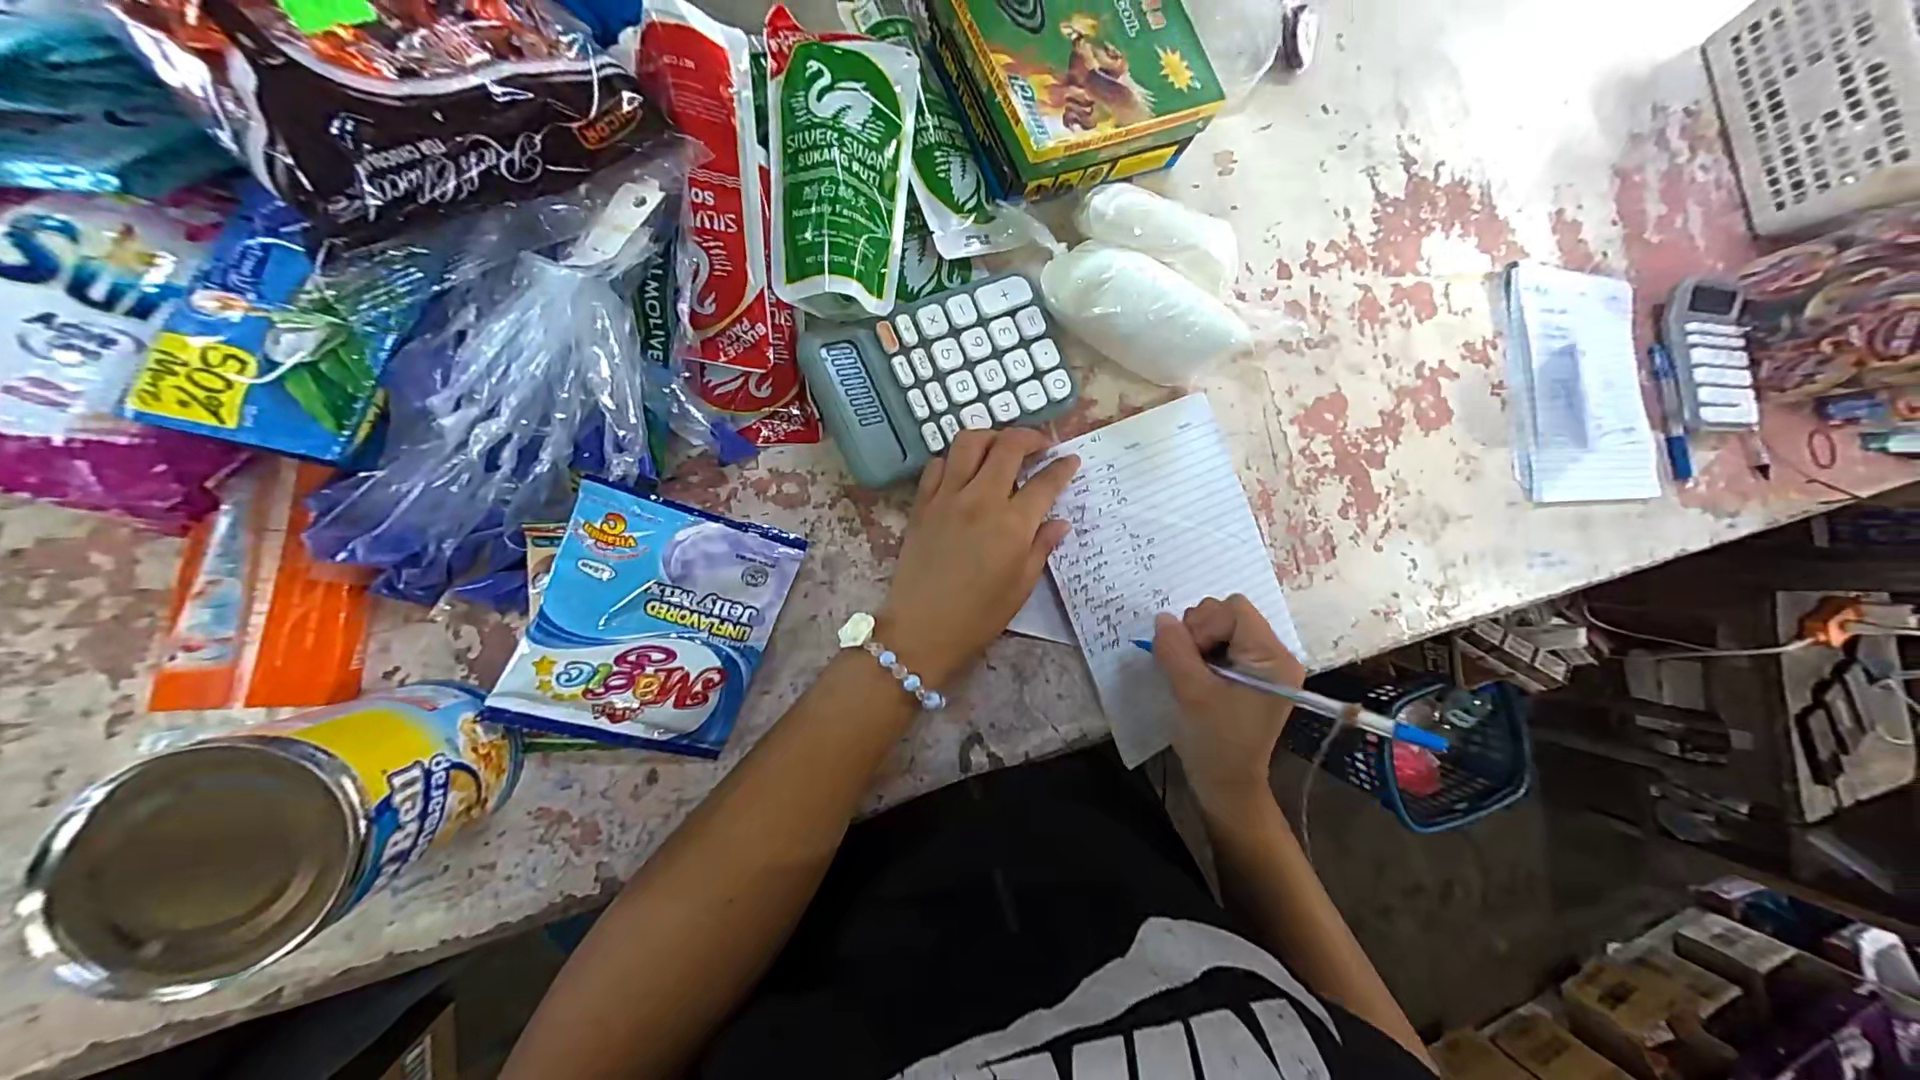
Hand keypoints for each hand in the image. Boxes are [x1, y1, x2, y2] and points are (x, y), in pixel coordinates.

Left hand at [878, 429, 1079, 688]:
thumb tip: (1059, 522)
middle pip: (1009, 446)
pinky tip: (963, 471)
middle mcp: (981, 499)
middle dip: (1031, 437)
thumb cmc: (978, 615)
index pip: (1045, 482)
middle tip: (1039, 446)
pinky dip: (954, 459)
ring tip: (1000, 449)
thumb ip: (1041, 547)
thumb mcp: (1021, 586)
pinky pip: (937, 464)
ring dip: (991, 437)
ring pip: (969, 442)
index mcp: (1013, 523)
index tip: (1070, 461)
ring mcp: (947, 497)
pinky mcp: (922, 503)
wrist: (922, 628)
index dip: (1063, 467)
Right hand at [1152, 596, 1306, 817]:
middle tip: (1189, 665)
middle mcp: (1276, 655)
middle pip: (1229, 612)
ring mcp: (1264, 664)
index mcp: (1272, 658)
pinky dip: (1204, 651)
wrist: (1227, 783)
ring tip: (1193, 673)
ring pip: (1223, 625)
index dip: (1204, 625)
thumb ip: (1175, 649)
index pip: (1234, 609)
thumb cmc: (1214, 741)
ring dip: (1199, 641)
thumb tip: (1163, 618)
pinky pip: (1223, 642)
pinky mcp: (1251, 673)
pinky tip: (1198, 676)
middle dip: (1200, 630)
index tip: (1192, 658)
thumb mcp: (1190, 693)